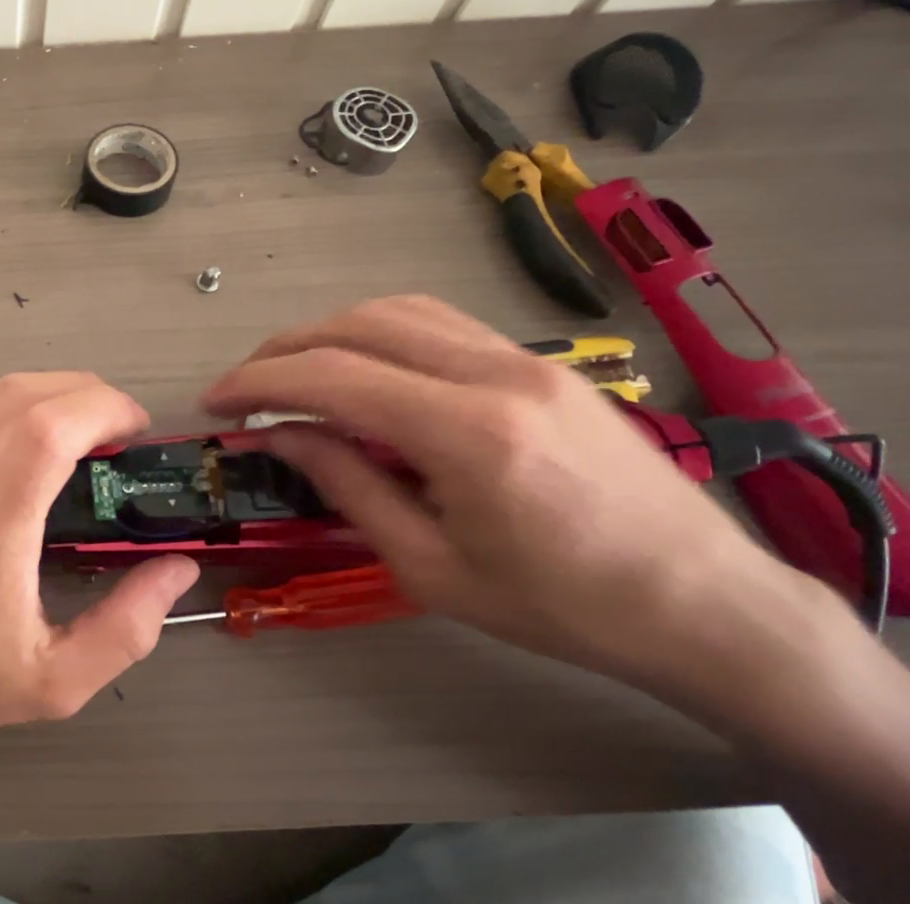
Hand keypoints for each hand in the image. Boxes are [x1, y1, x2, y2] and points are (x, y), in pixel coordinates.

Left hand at [0, 373, 199, 757]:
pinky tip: (19, 444)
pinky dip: (1, 410)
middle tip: (121, 430)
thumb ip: (129, 626)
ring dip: (44, 397)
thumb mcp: (60, 681)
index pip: (46, 431)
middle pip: (21, 397)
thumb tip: (177, 566)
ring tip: (79, 433)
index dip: (101, 408)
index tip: (137, 428)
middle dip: (85, 394)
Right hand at [201, 296, 811, 680]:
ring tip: (291, 375)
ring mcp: (527, 360)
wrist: (703, 603)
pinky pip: (440, 323)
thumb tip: (279, 437)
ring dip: (329, 333)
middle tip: (242, 390)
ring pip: (399, 310)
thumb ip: (348, 486)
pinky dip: (379, 333)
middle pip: (359, 326)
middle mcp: (497, 373)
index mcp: (468, 433)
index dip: (257, 383)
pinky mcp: (542, 364)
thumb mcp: (431, 566)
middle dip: (283, 351)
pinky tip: (361, 369)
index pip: (333, 376)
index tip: (213, 403)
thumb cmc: (560, 606)